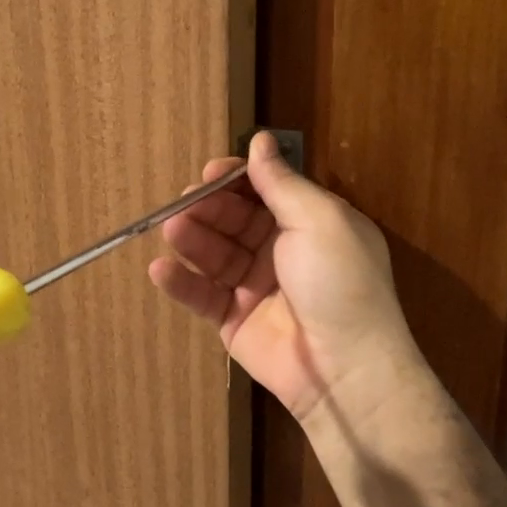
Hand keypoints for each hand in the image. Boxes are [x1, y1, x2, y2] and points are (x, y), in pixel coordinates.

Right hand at [149, 131, 423, 422]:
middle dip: (209, 208)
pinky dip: (181, 282)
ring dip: (192, 238)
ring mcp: (256, 286)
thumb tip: (261, 139)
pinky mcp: (235, 320)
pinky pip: (203, 295)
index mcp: (309, 222)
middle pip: (234, 218)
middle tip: (184, 205)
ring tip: (172, 230)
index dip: (236, 178)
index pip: (264, 190)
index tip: (210, 173)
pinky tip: (160, 270)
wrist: (345, 366)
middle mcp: (281, 249)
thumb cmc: (339, 281)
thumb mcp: (318, 219)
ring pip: (215, 253)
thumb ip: (281, 182)